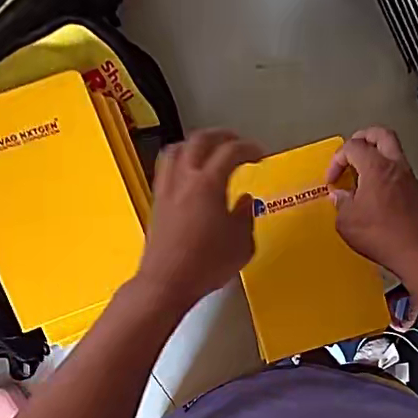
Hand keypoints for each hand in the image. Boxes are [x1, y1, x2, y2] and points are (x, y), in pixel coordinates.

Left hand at [135, 129, 263, 309]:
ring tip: (210, 151)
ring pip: (178, 148)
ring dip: (197, 144)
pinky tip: (189, 173)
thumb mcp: (242, 244)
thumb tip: (246, 201)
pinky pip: (167, 167)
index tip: (260, 154)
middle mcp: (185, 178)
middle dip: (222, 136)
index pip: (231, 152)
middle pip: (201, 140)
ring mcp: (167, 187)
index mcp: (209, 184)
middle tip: (238, 143)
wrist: (168, 281)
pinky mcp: (157, 201)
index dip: (249, 148)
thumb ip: (246, 216)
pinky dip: (182, 160)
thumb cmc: (208, 264)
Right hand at [326, 128, 417, 278]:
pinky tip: (379, 193)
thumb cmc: (383, 236)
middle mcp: (396, 167)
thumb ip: (340, 203)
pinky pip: (402, 174)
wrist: (414, 252)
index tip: (333, 177)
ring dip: (378, 157)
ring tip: (364, 174)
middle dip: (363, 138)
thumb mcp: (347, 222)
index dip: (337, 159)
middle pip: (381, 135)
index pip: (353, 146)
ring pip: (394, 153)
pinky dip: (389, 176)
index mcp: (376, 167)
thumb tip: (340, 197)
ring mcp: (410, 179)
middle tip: (352, 150)